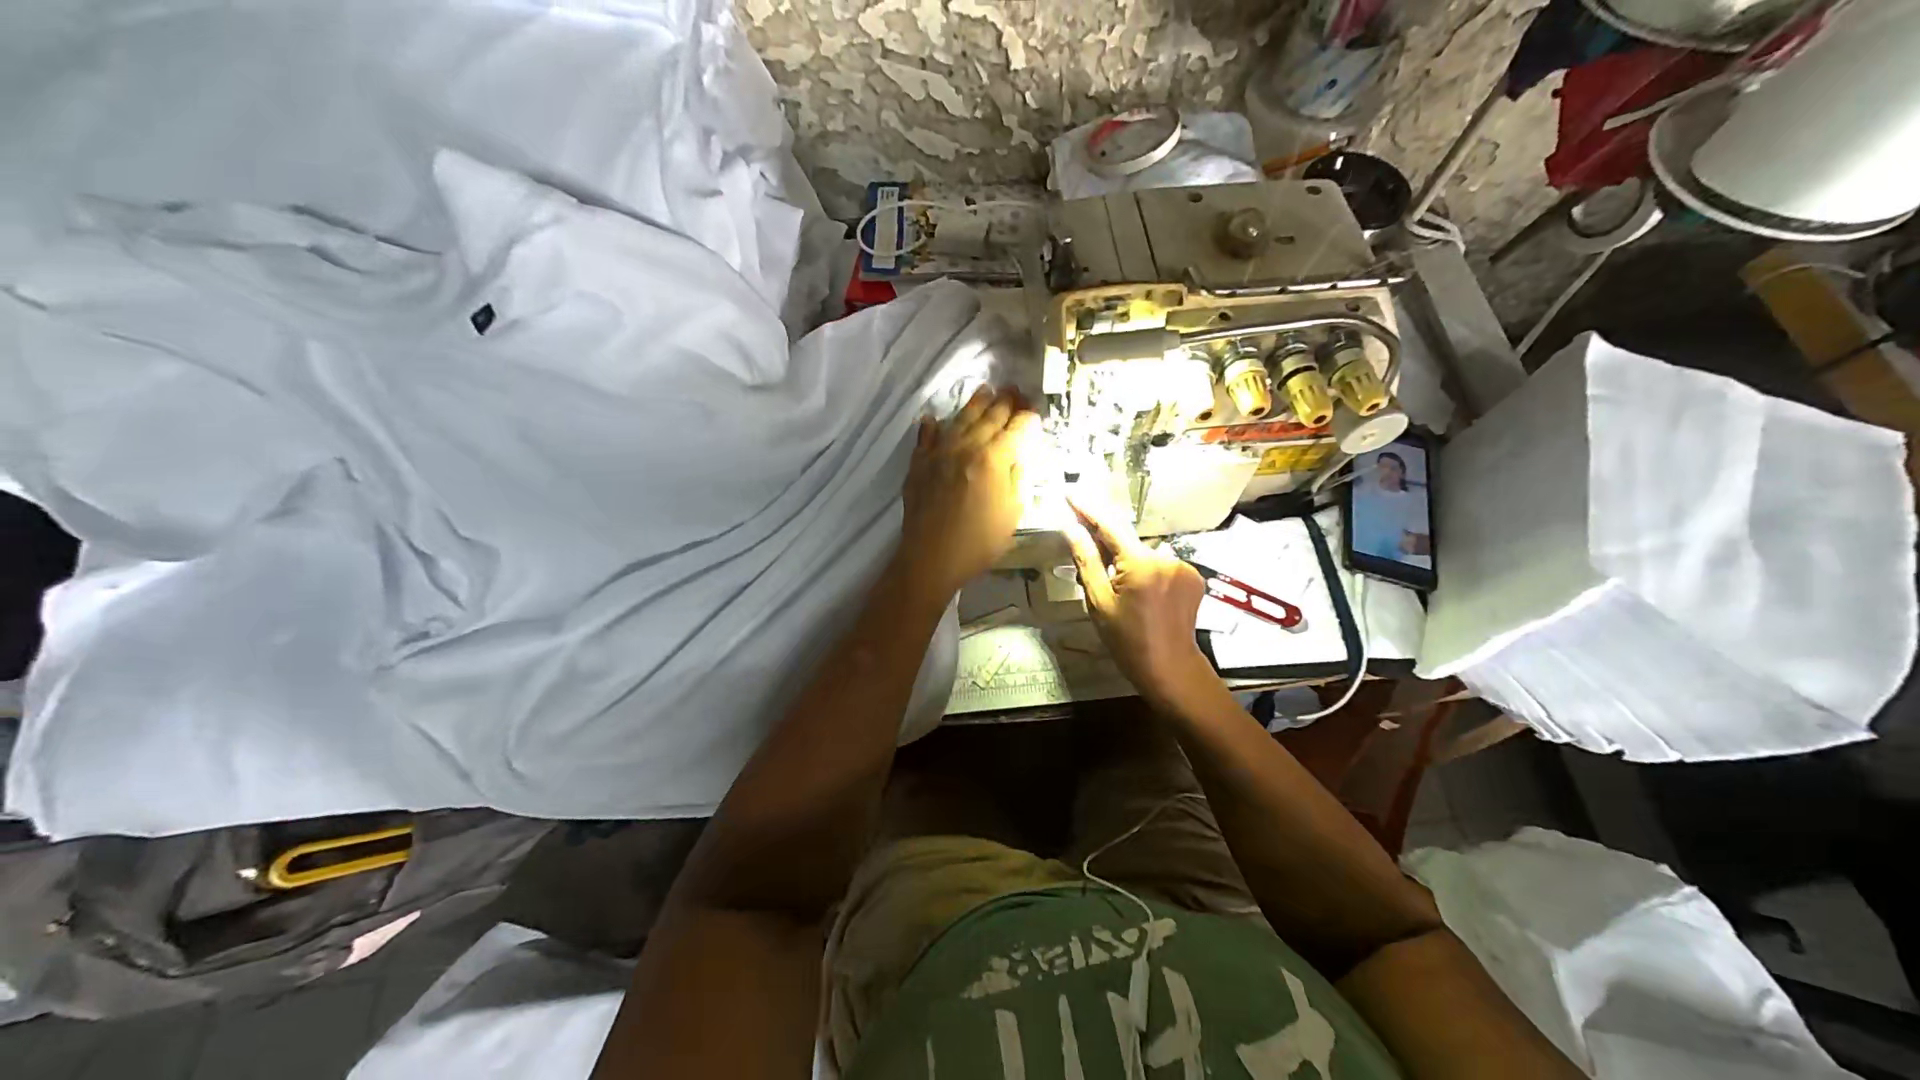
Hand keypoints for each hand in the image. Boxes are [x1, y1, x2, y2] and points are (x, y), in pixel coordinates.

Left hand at [897, 385, 1038, 597]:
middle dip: (1005, 401)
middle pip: (990, 416)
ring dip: (975, 403)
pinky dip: (932, 426)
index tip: (1034, 411)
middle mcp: (967, 446)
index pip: (1017, 427)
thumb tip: (1017, 457)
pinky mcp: (919, 463)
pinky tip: (934, 418)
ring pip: (960, 419)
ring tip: (984, 390)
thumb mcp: (1012, 514)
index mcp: (994, 458)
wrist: (931, 557)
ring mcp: (940, 452)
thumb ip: (1018, 480)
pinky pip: (926, 437)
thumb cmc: (979, 542)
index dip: (1028, 417)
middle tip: (1014, 391)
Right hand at [1064, 493, 1216, 707]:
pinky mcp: (1192, 576)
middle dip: (1106, 543)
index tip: (1071, 493)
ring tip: (1114, 585)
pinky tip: (1138, 593)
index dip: (1089, 508)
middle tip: (1082, 543)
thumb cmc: (1127, 640)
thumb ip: (1086, 560)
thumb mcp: (1099, 601)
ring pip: (1143, 554)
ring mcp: (1183, 567)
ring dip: (1126, 561)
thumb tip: (1070, 528)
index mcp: (1141, 564)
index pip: (1111, 526)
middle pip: (1128, 541)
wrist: (1169, 667)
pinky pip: (1159, 565)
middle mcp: (1166, 558)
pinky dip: (1145, 571)